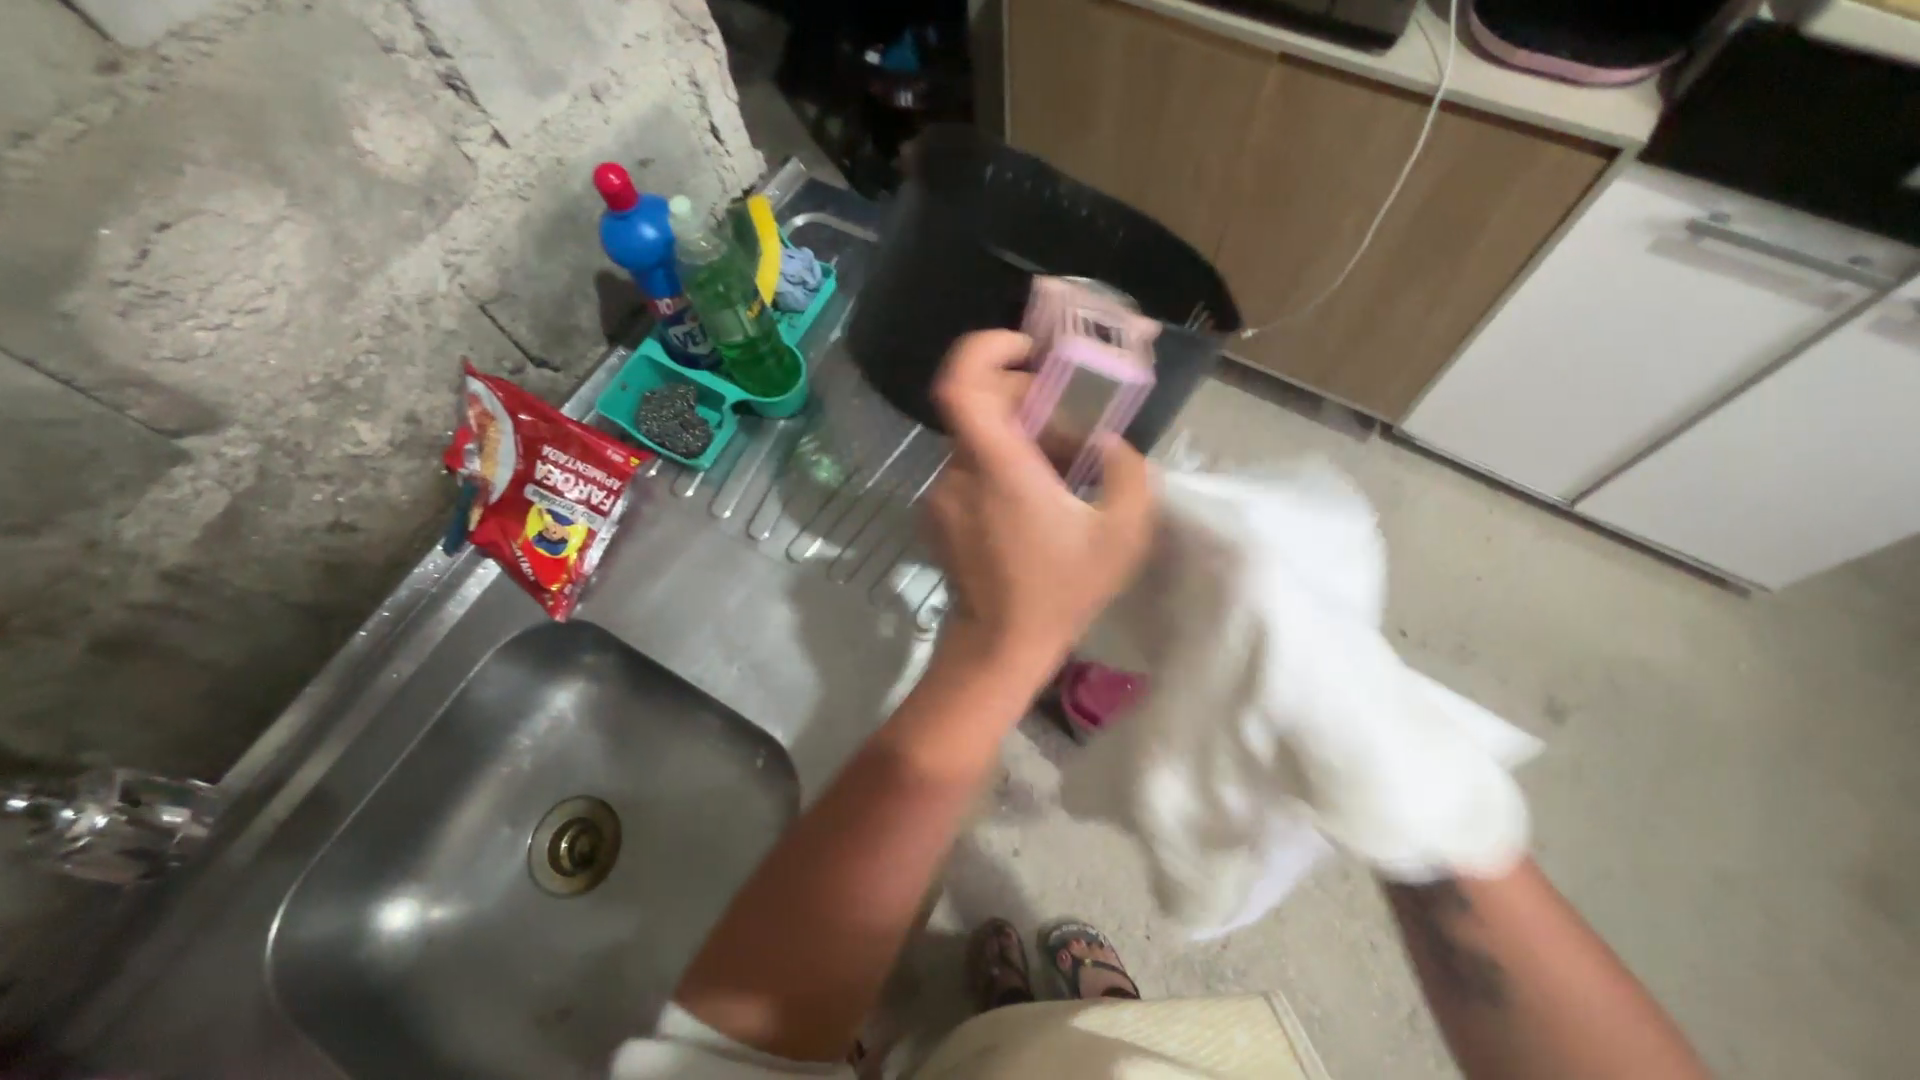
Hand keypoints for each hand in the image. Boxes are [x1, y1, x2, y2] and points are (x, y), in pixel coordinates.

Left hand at [921, 330, 1155, 674]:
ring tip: (1057, 474)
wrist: (999, 648)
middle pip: (978, 405)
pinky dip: (997, 468)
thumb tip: (1107, 446)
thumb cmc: (1060, 592)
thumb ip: (1126, 473)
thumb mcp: (1122, 534)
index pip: (961, 382)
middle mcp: (958, 471)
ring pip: (975, 440)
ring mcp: (940, 495)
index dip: (986, 349)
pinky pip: (967, 470)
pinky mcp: (936, 516)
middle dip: (1023, 400)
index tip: (1026, 351)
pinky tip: (1029, 504)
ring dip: (1014, 440)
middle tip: (1065, 428)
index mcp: (997, 467)